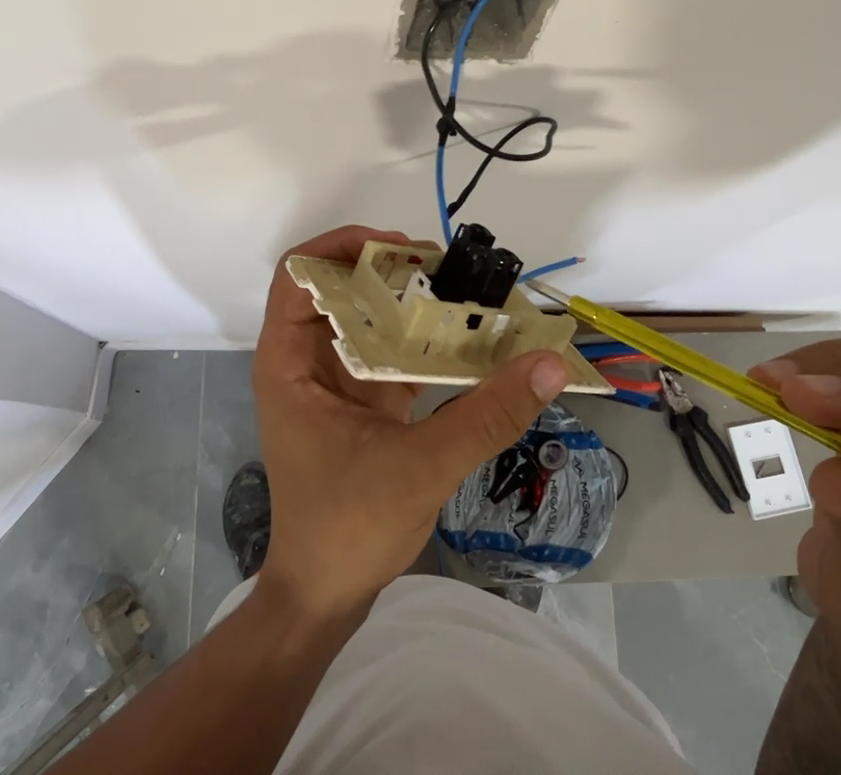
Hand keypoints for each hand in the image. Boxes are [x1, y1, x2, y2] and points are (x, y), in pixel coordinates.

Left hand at [251, 226, 568, 620]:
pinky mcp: (362, 408)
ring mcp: (334, 387)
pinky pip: (392, 359)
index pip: (298, 277)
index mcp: (290, 365)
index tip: (402, 251)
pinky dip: (425, 347)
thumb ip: (486, 415)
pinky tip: (470, 345)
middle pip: (338, 293)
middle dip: (390, 275)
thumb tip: (550, 363)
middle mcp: (305, 366)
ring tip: (469, 298)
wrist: (325, 592)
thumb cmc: (348, 527)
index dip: (342, 249)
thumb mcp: (420, 468)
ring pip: (368, 324)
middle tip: (451, 271)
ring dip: (412, 310)